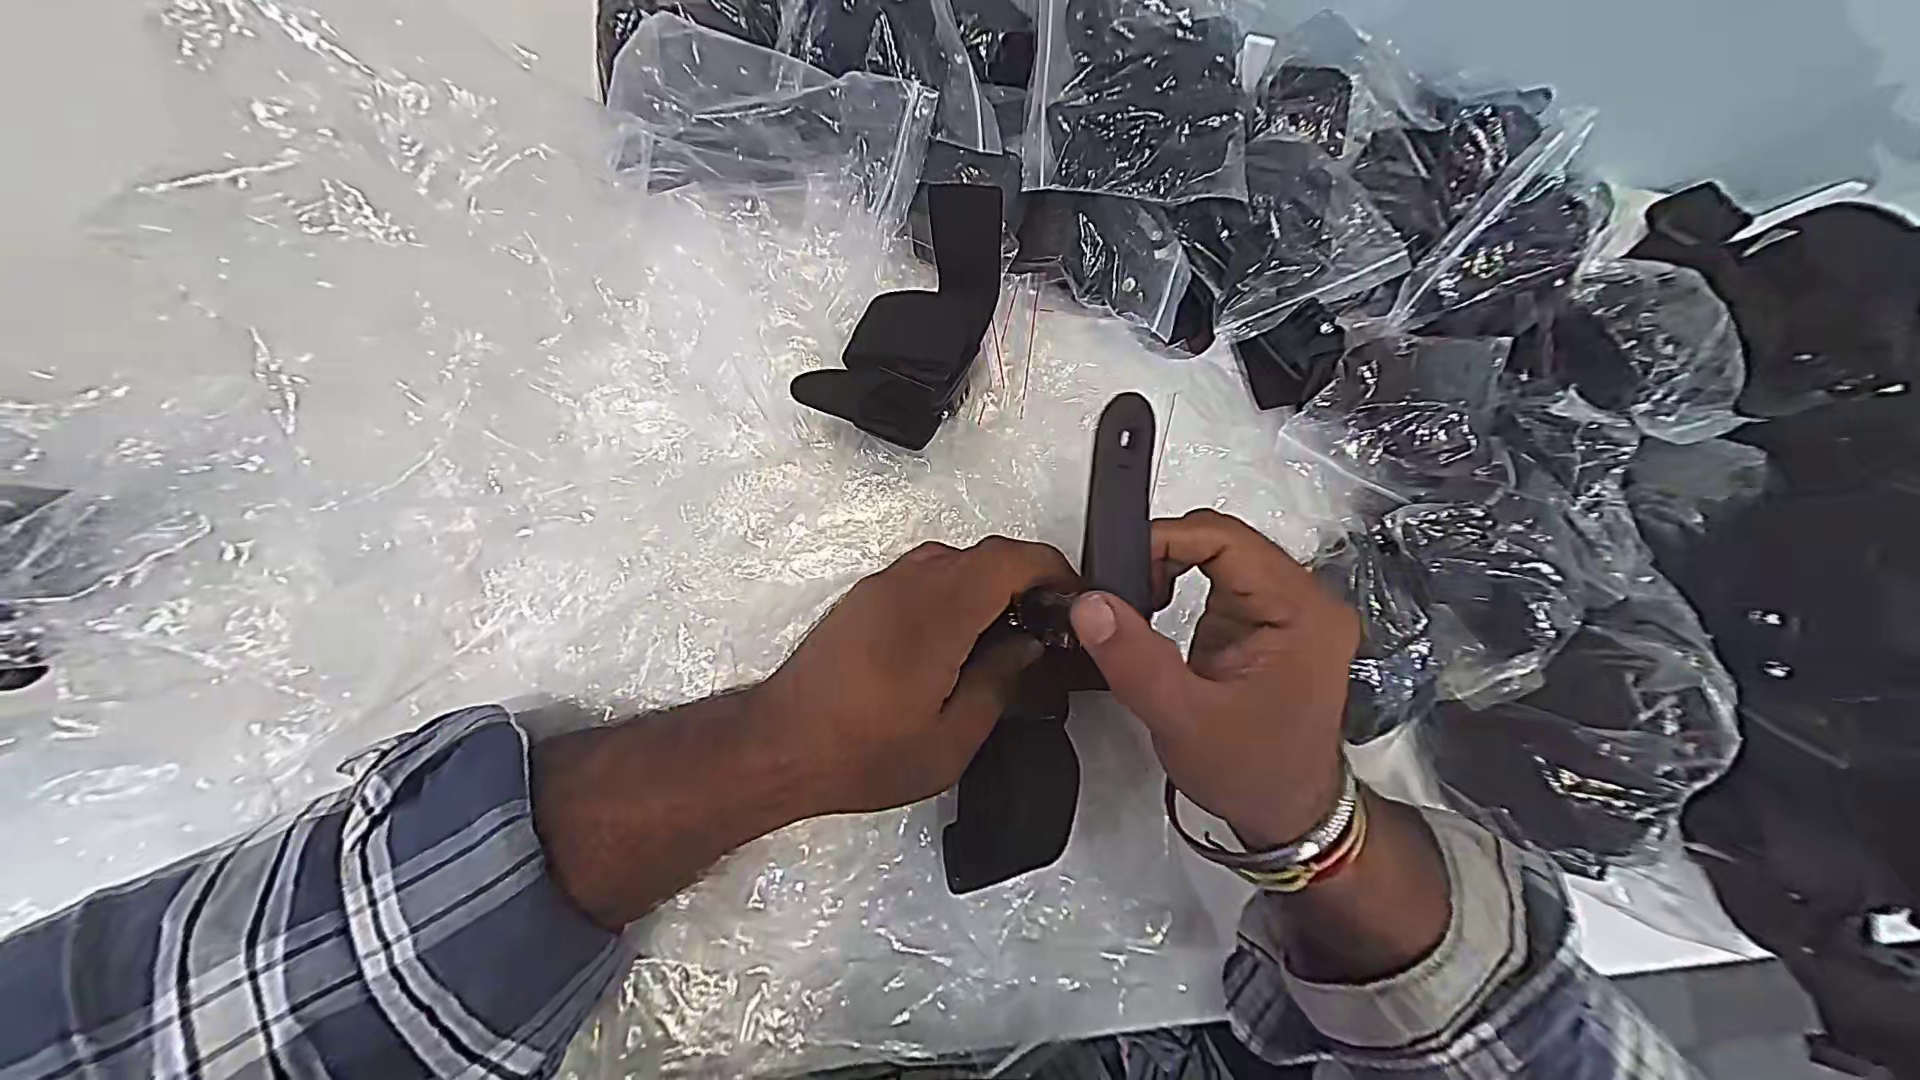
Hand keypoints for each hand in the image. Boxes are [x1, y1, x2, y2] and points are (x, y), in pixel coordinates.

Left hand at [758, 536, 1078, 816]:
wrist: (779, 745)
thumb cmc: (863, 752)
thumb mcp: (951, 738)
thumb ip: (998, 682)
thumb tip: (1026, 646)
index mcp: (937, 612)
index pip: (1009, 559)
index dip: (1052, 568)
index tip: (1072, 596)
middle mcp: (909, 584)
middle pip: (984, 553)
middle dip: (1025, 577)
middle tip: (1045, 621)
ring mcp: (882, 585)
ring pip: (953, 559)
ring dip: (988, 582)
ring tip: (1005, 630)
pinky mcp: (865, 597)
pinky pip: (924, 572)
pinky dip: (955, 588)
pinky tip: (957, 635)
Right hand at [1069, 509, 1359, 847]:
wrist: (1287, 815)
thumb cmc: (1252, 773)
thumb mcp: (1183, 719)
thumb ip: (1134, 660)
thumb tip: (1090, 605)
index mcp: (1301, 613)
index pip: (1227, 539)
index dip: (1166, 541)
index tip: (1122, 567)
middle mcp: (1302, 602)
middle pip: (1223, 539)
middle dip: (1163, 554)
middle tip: (1124, 591)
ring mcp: (1284, 610)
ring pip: (1217, 554)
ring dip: (1168, 567)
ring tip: (1136, 604)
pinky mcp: (1264, 621)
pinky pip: (1216, 578)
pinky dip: (1176, 584)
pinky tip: (1154, 613)